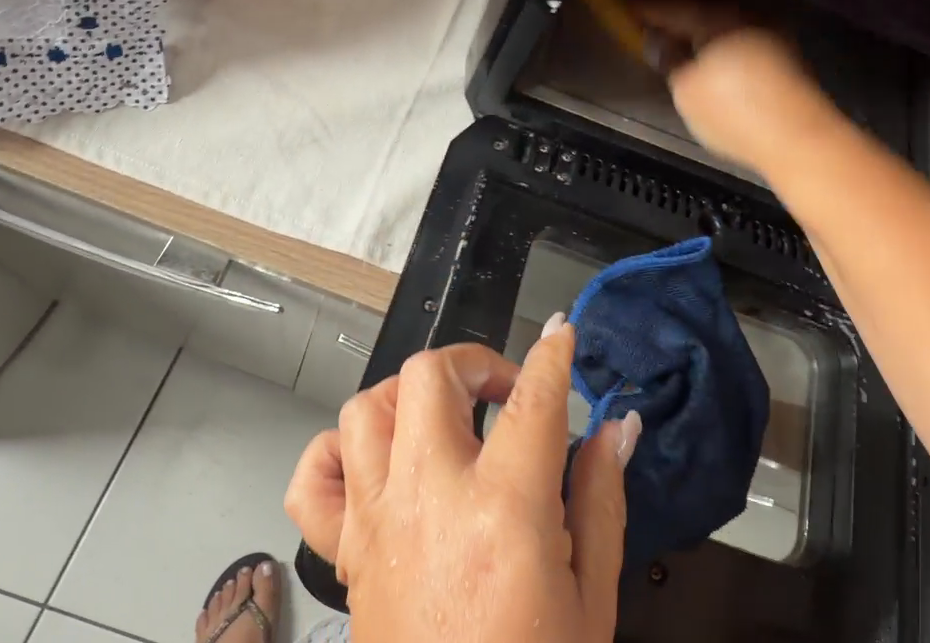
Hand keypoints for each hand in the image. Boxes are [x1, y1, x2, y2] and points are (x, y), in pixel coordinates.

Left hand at [284, 321, 637, 642]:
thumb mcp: (593, 594)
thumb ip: (602, 498)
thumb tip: (615, 430)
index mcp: (504, 511)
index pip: (532, 401)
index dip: (552, 355)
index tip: (561, 335)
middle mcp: (430, 499)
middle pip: (430, 375)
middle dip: (475, 362)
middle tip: (507, 392)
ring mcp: (376, 522)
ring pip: (367, 408)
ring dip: (409, 396)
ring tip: (447, 420)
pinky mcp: (344, 551)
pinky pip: (314, 477)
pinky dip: (338, 453)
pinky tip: (376, 463)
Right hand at [635, 0, 843, 170]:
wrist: (799, 138)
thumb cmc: (733, 113)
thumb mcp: (686, 90)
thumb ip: (669, 59)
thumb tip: (660, 40)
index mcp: (714, 18)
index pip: (672, 5)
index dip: (648, 6)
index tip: (629, 3)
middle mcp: (743, 14)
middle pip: (701, 0)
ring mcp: (767, 30)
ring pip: (723, 13)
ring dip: (699, 12)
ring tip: (679, 17)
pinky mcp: (781, 51)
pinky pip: (738, 28)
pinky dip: (718, 29)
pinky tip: (710, 39)